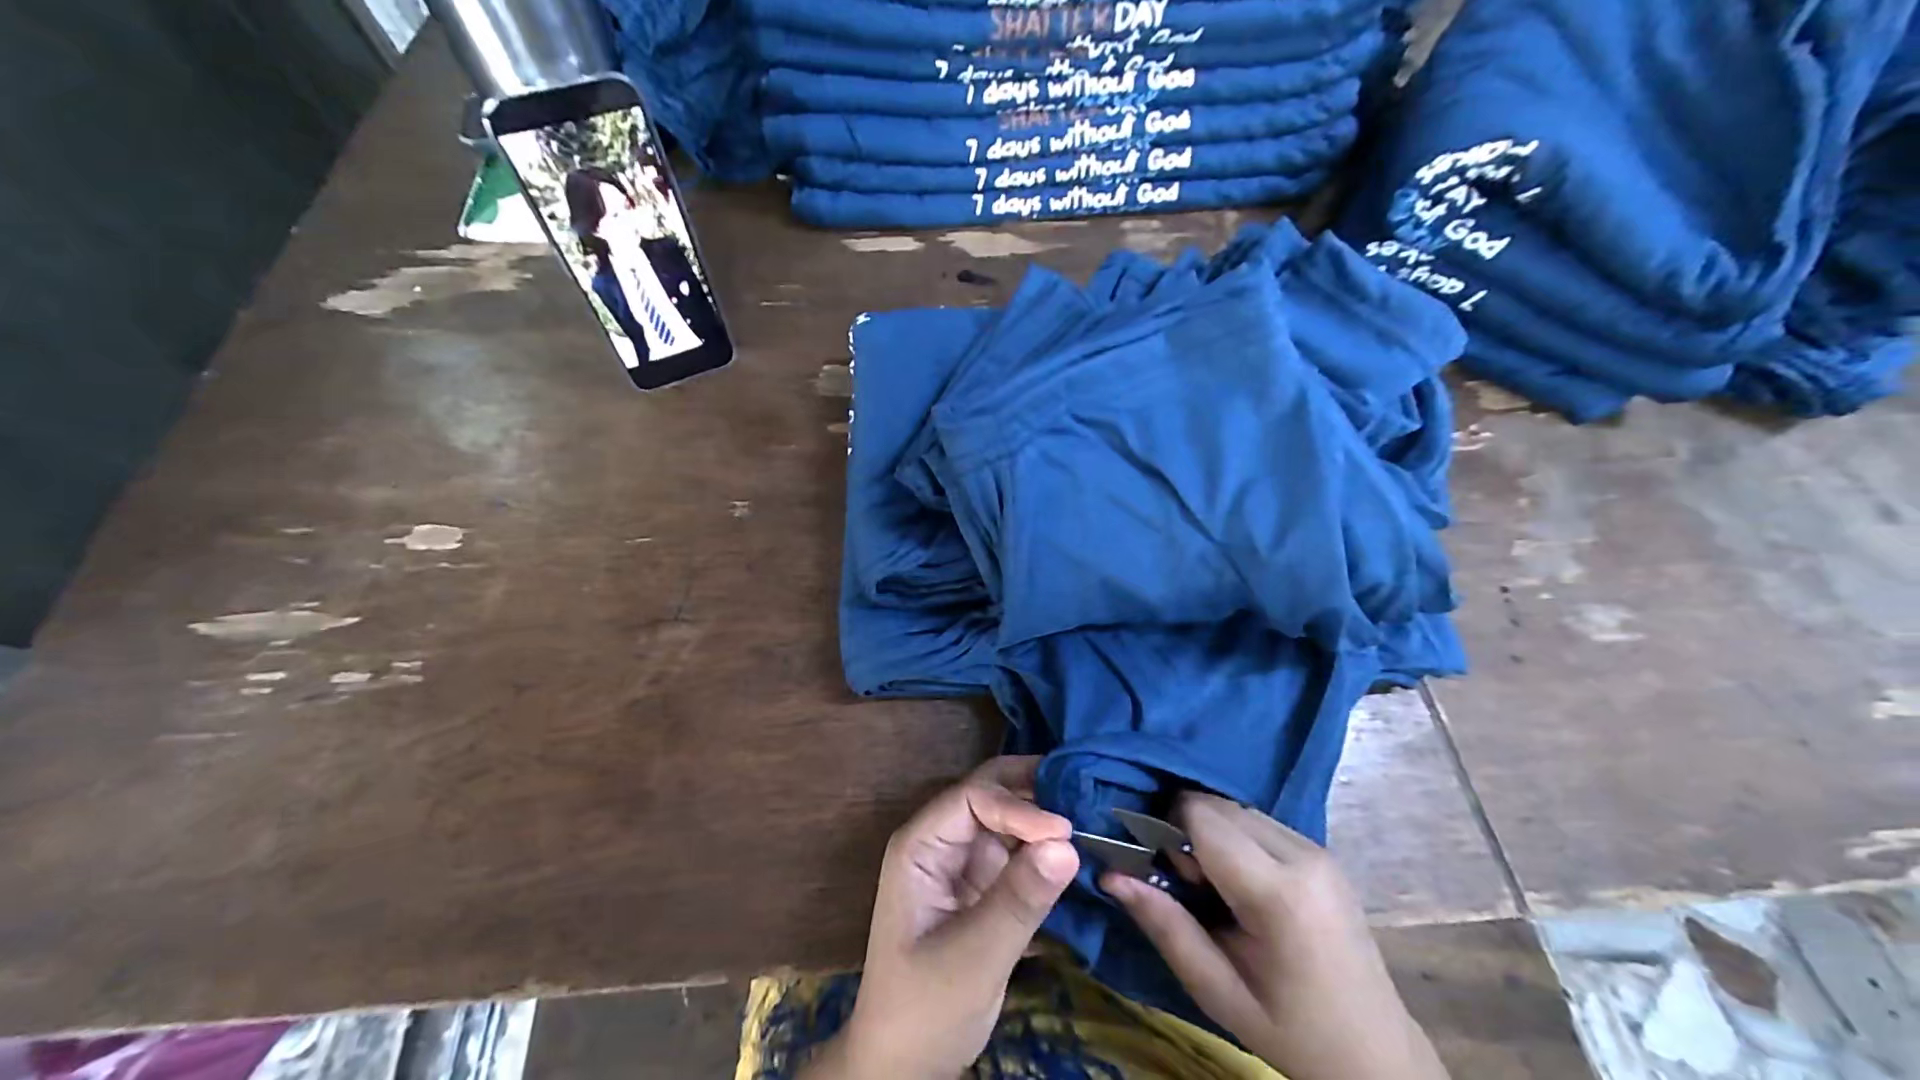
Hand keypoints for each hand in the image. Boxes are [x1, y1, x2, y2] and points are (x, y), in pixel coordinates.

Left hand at [801, 756, 1079, 1079]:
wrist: (907, 1062)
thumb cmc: (925, 1008)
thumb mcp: (973, 958)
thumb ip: (1018, 900)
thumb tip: (1067, 844)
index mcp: (921, 846)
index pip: (972, 798)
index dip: (1019, 806)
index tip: (1065, 830)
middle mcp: (943, 842)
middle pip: (991, 795)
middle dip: (1035, 791)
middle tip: (1088, 794)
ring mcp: (965, 863)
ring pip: (1010, 819)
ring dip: (1047, 817)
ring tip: (1095, 815)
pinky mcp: (986, 886)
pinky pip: (1021, 852)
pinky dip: (1049, 849)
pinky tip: (1082, 849)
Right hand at [1103, 793, 1449, 1079]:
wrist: (1376, 1055)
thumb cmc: (1292, 1031)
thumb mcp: (1218, 992)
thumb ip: (1165, 926)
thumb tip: (1110, 874)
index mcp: (1279, 892)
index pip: (1202, 816)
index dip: (1168, 832)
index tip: (1165, 875)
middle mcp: (1302, 855)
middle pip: (1217, 805)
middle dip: (1186, 831)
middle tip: (1188, 886)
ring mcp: (1317, 849)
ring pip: (1236, 809)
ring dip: (1210, 832)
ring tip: (1215, 889)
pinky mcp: (1322, 852)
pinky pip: (1258, 821)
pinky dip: (1234, 837)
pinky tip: (1240, 885)